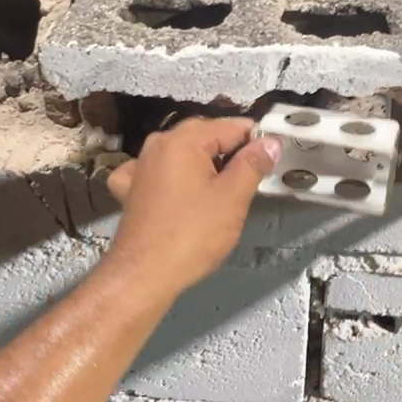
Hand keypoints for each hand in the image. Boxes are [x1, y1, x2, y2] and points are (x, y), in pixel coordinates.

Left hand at [102, 117, 280, 293]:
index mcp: (183, 141)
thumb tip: (270, 143)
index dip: (255, 140)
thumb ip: (252, 164)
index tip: (271, 160)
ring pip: (180, 151)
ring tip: (222, 185)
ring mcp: (139, 166)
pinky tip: (177, 188)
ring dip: (203, 161)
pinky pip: (155, 170)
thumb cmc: (192, 235)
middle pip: (204, 135)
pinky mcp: (130, 190)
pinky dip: (171, 174)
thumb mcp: (233, 198)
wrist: (144, 275)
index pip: (231, 126)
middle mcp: (158, 145)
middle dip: (230, 149)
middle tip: (252, 175)